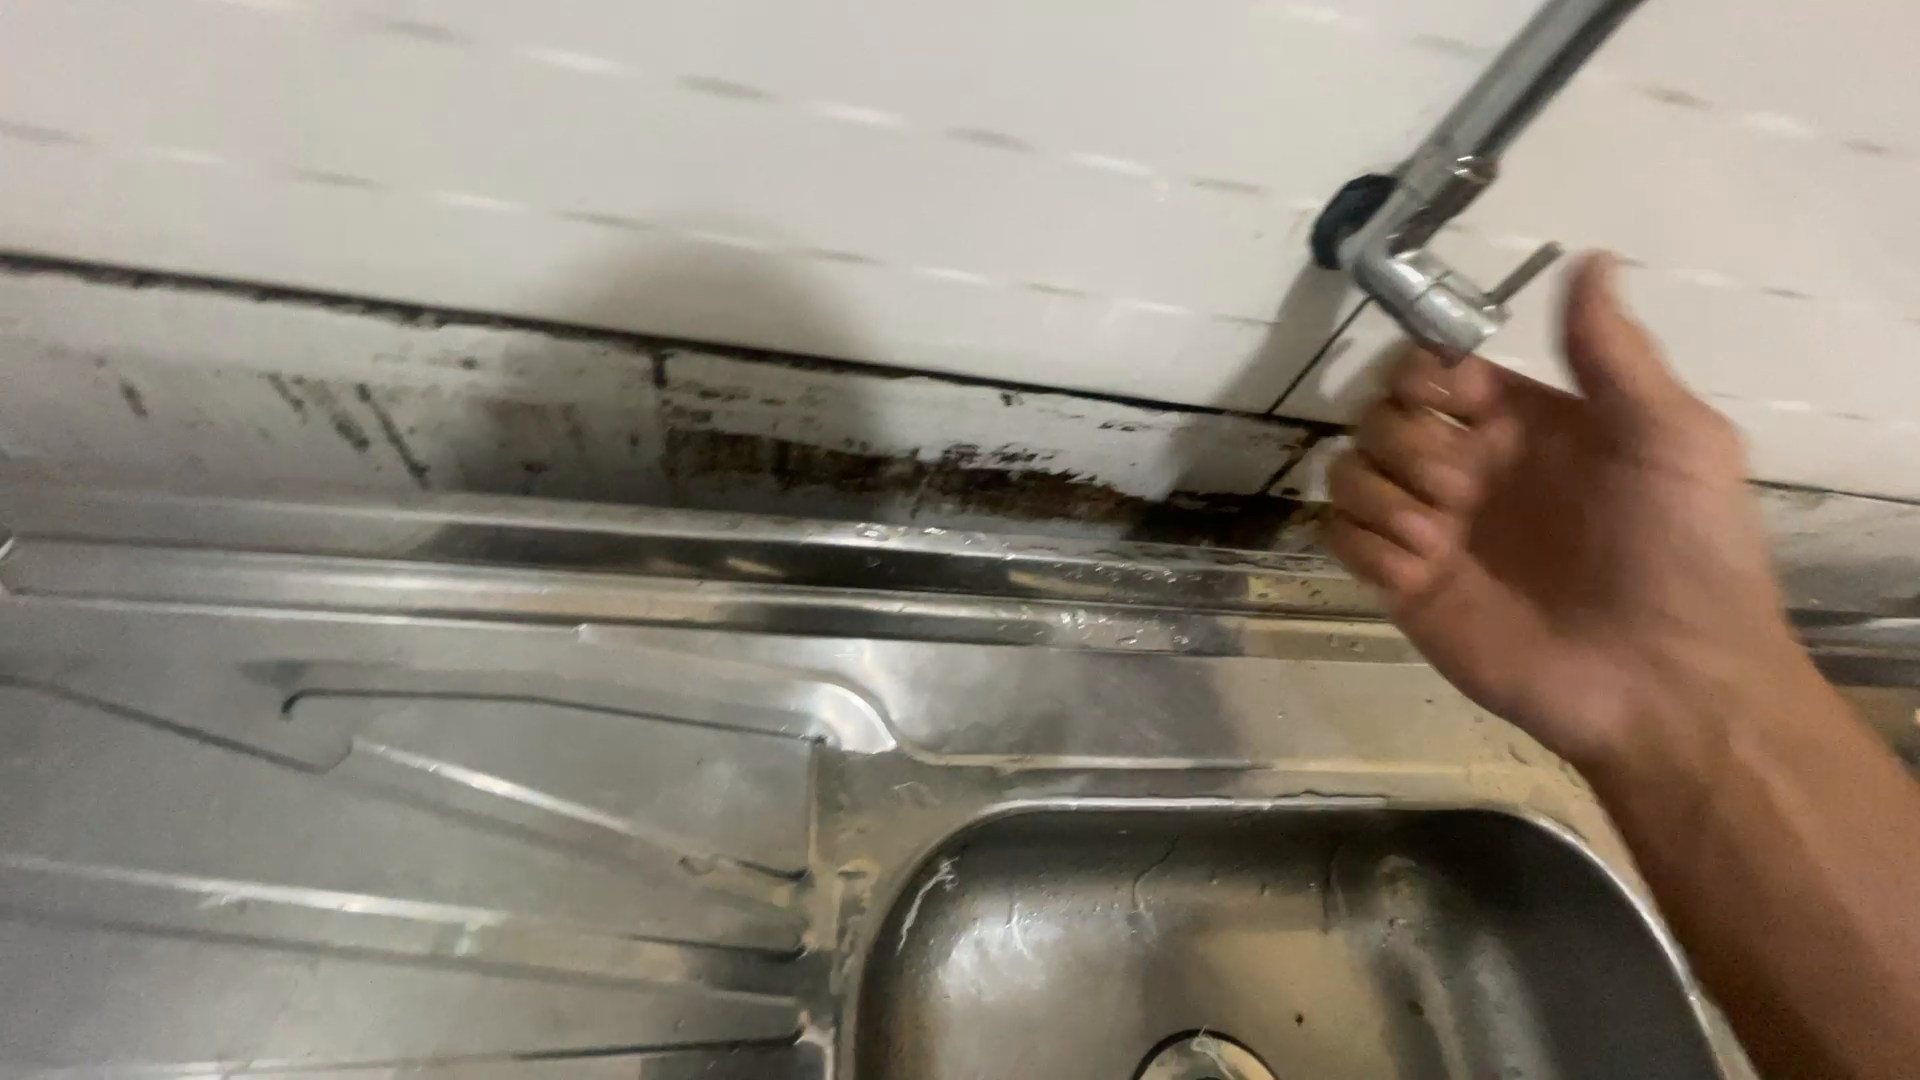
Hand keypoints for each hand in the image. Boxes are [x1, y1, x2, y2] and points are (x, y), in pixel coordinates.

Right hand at [1323, 253, 1805, 769]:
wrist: (1655, 678)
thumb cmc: (1678, 553)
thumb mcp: (1673, 439)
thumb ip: (1613, 354)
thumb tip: (1590, 257)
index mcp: (1513, 425)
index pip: (1425, 371)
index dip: (1421, 376)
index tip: (1454, 403)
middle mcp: (1456, 467)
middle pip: (1373, 416)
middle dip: (1405, 445)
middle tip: (1463, 490)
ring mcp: (1419, 525)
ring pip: (1342, 471)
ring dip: (1380, 497)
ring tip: (1436, 539)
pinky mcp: (1391, 578)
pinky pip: (1334, 535)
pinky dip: (1364, 545)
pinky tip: (1417, 571)